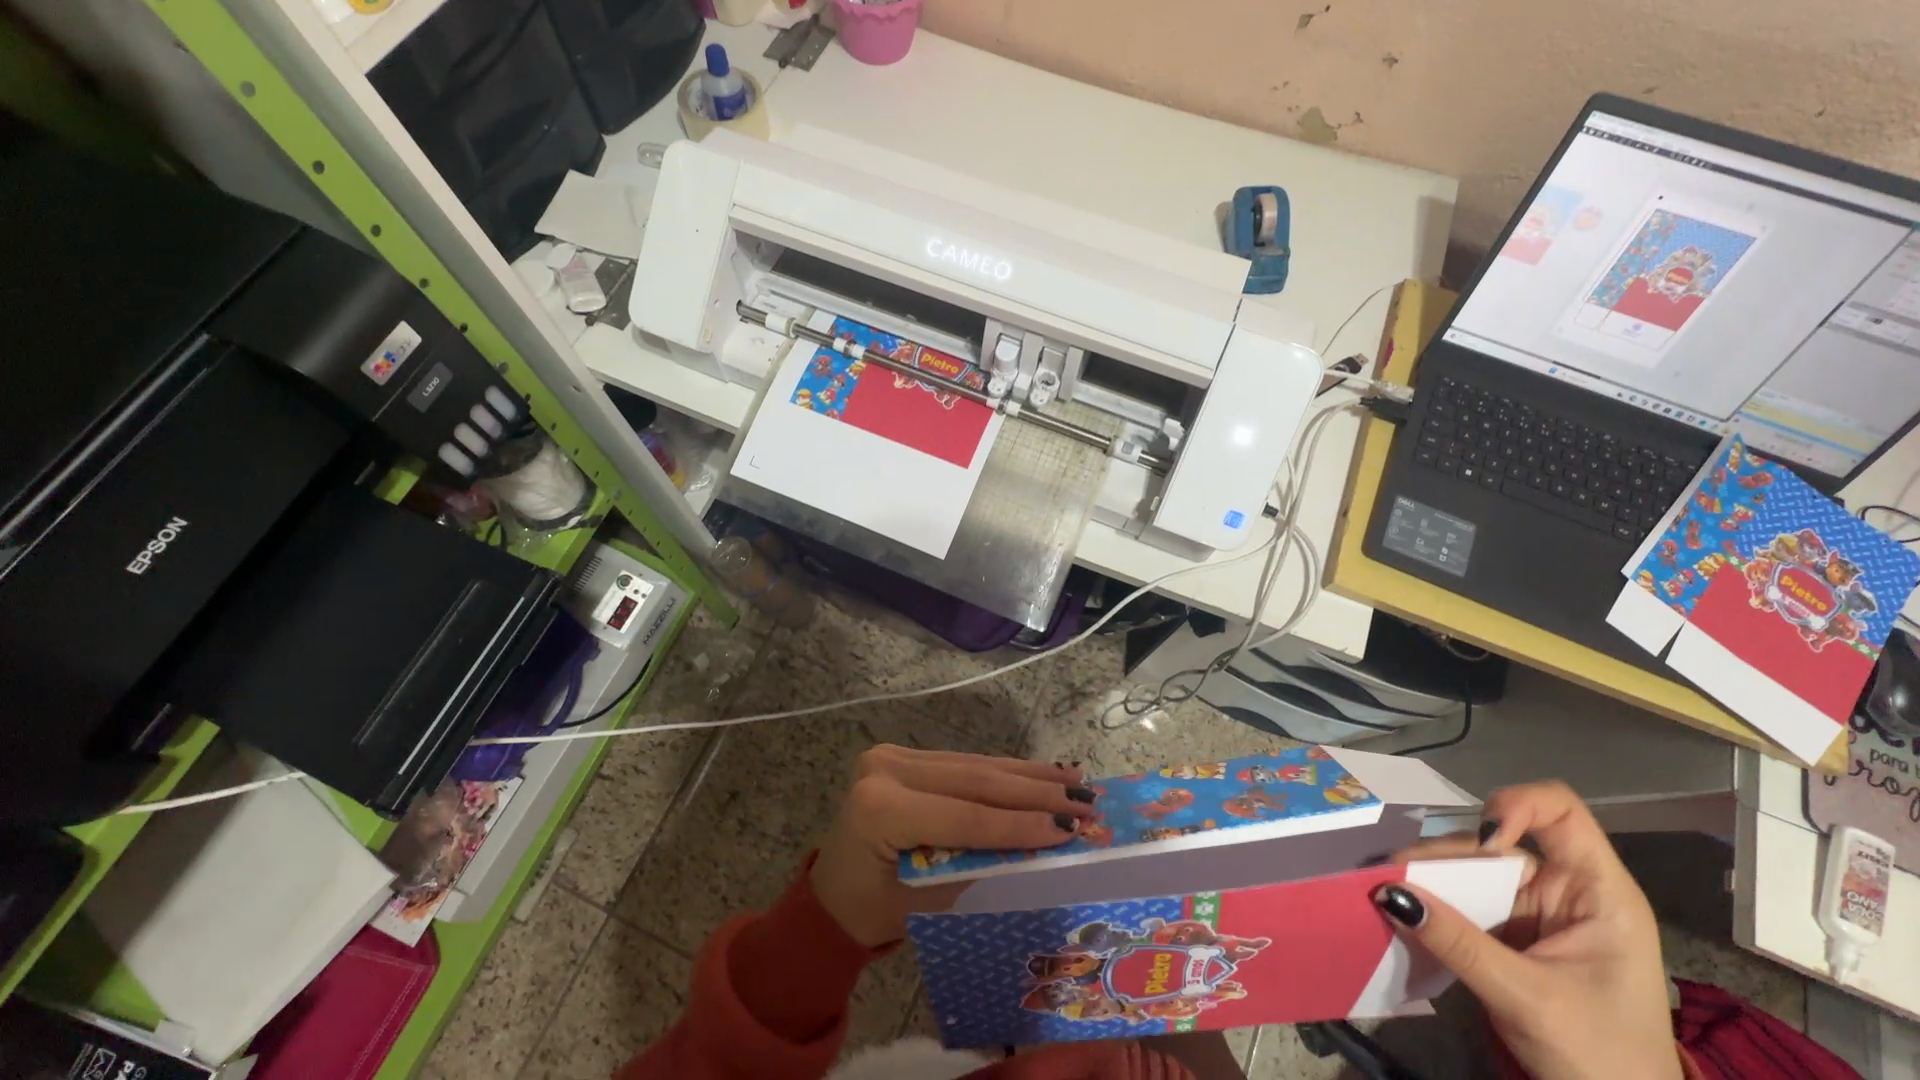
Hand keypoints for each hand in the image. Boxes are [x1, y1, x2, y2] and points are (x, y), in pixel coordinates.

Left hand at [810, 744, 1097, 946]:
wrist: (831, 897)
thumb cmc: (873, 910)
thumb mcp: (928, 899)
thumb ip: (981, 867)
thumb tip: (1046, 845)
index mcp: (880, 808)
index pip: (964, 815)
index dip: (1020, 823)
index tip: (1072, 827)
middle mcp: (885, 770)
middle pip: (974, 782)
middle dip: (1035, 794)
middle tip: (1088, 802)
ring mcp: (893, 757)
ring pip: (974, 766)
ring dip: (1028, 775)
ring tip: (1076, 781)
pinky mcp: (903, 756)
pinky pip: (963, 764)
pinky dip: (1004, 771)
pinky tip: (1041, 773)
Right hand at [1375, 782, 1682, 1079]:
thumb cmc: (1601, 1057)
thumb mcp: (1527, 999)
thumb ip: (1459, 944)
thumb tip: (1390, 894)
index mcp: (1598, 892)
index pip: (1562, 812)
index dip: (1517, 805)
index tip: (1479, 836)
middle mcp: (1567, 890)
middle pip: (1499, 843)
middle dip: (1446, 854)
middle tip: (1394, 873)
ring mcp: (1538, 912)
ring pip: (1475, 873)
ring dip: (1431, 880)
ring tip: (1386, 892)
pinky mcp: (1513, 935)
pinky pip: (1467, 904)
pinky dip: (1434, 906)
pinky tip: (1404, 914)